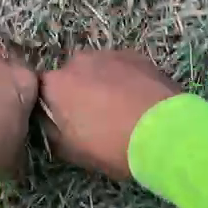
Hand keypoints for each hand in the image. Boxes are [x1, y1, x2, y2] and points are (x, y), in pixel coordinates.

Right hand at [39, 50, 180, 180]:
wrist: (167, 132)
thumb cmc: (112, 145)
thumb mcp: (71, 151)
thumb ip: (51, 133)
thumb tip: (47, 123)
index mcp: (55, 85)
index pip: (40, 90)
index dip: (51, 105)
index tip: (64, 121)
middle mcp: (76, 62)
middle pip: (70, 77)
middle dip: (78, 92)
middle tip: (94, 117)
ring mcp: (108, 55)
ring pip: (97, 70)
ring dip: (102, 84)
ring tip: (121, 108)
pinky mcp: (135, 55)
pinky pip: (121, 67)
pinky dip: (125, 79)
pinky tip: (139, 100)